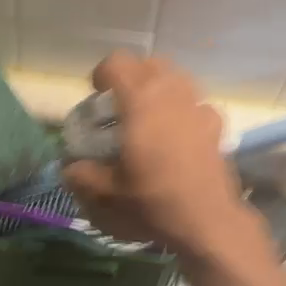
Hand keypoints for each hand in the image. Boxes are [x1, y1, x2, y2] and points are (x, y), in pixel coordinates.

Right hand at [63, 52, 262, 260]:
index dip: (101, 74)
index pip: (117, 63)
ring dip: (157, 90)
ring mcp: (198, 105)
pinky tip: (177, 135)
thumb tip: (70, 168)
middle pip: (148, 64)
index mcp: (140, 101)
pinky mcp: (216, 124)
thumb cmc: (152, 204)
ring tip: (147, 118)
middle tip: (119, 105)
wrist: (205, 221)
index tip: (95, 93)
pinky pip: (195, 104)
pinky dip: (182, 110)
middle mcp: (172, 92)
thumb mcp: (106, 197)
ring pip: (175, 79)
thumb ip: (82, 177)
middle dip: (131, 78)